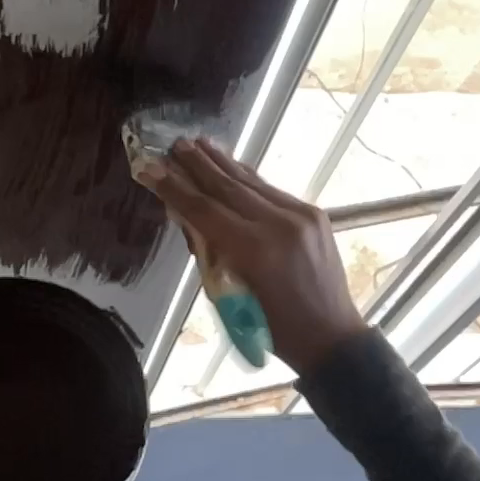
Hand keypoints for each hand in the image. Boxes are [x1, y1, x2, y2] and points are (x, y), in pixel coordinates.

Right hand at [138, 138, 369, 371]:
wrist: (331, 337)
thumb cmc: (273, 329)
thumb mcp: (229, 295)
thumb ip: (207, 250)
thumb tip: (183, 214)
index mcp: (255, 250)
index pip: (204, 209)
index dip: (173, 188)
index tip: (148, 168)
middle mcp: (279, 224)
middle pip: (227, 187)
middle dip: (196, 165)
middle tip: (172, 144)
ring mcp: (300, 215)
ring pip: (250, 182)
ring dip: (220, 162)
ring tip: (197, 143)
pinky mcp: (312, 214)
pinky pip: (270, 190)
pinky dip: (245, 177)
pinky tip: (230, 165)